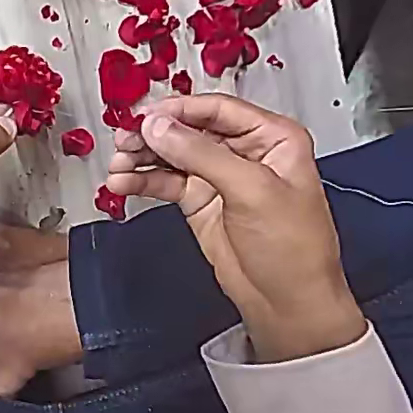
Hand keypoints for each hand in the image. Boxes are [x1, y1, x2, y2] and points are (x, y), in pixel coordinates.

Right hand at [106, 95, 366, 361]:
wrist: (287, 303)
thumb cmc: (294, 248)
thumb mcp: (252, 190)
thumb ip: (201, 155)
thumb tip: (160, 127)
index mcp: (272, 137)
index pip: (217, 109)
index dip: (178, 110)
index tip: (145, 117)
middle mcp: (244, 151)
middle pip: (189, 129)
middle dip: (154, 134)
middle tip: (124, 140)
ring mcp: (219, 176)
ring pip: (172, 154)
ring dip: (142, 158)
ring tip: (118, 165)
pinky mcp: (200, 200)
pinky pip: (165, 182)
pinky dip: (142, 181)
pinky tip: (123, 184)